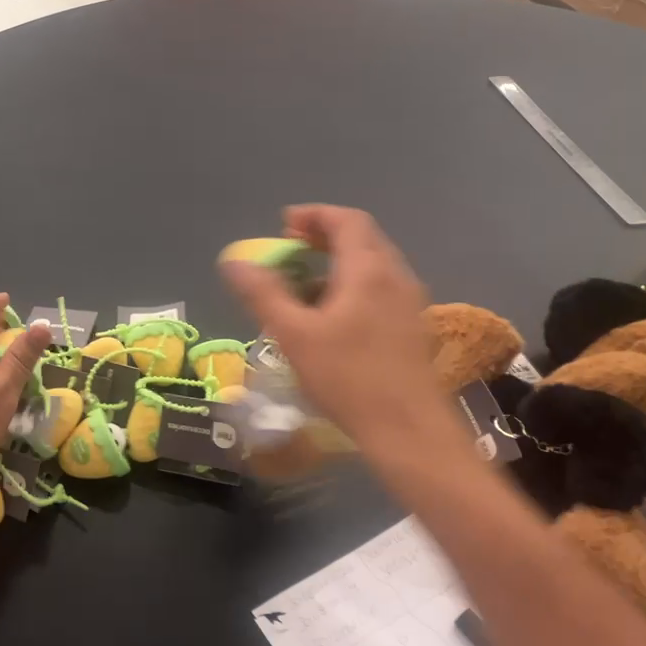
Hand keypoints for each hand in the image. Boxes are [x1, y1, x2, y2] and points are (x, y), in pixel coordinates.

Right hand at [221, 205, 465, 471]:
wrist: (408, 430)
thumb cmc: (348, 378)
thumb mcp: (293, 335)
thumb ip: (262, 293)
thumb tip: (234, 261)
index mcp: (368, 270)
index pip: (346, 220)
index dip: (314, 215)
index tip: (284, 226)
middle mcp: (396, 277)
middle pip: (362, 238)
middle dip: (325, 236)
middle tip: (291, 249)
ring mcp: (409, 303)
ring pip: (373, 265)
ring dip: (338, 263)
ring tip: (304, 284)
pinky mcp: (412, 328)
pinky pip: (380, 289)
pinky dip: (352, 286)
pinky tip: (331, 317)